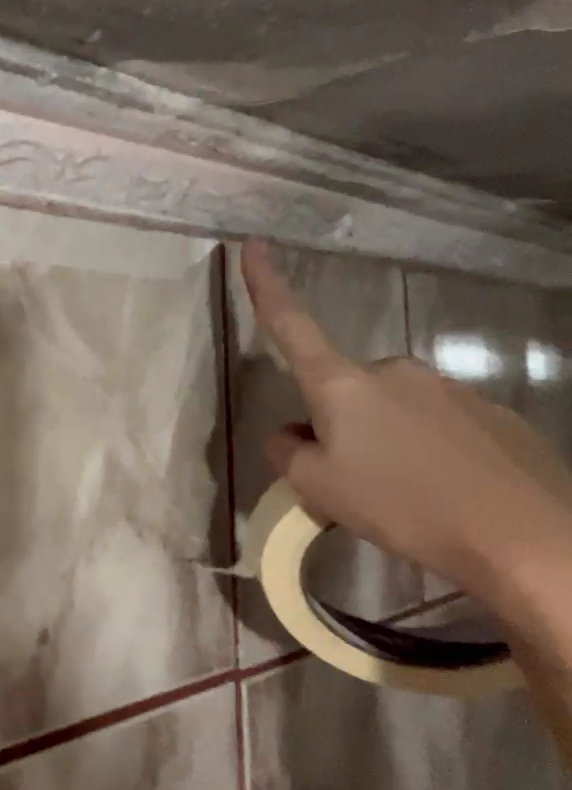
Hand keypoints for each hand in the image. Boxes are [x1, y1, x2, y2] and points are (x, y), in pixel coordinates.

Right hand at [242, 240, 571, 602]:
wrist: (536, 546)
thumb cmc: (405, 506)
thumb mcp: (314, 486)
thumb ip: (287, 451)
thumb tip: (296, 434)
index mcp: (341, 384)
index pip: (290, 324)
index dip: (266, 284)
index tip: (254, 244)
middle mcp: (395, 374)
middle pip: (348, 389)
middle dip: (342, 420)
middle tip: (350, 473)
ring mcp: (455, 394)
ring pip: (397, 412)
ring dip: (390, 441)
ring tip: (408, 496)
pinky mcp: (503, 422)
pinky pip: (446, 432)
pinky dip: (437, 458)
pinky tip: (452, 498)